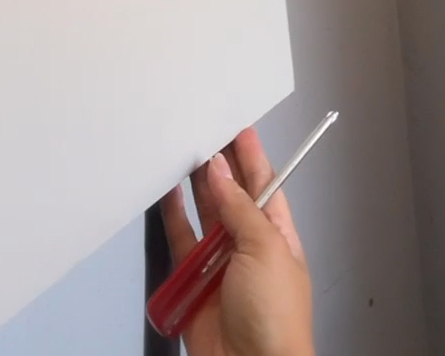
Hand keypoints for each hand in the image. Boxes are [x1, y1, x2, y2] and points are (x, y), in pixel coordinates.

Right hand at [159, 128, 314, 355]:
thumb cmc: (276, 319)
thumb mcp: (264, 249)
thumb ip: (239, 207)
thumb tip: (219, 169)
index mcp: (277, 234)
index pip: (263, 182)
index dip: (250, 153)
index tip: (237, 124)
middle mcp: (249, 244)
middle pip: (231, 192)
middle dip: (219, 162)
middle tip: (203, 129)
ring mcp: (221, 261)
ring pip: (204, 210)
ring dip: (194, 183)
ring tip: (182, 150)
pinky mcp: (194, 278)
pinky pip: (180, 236)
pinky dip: (172, 213)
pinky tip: (166, 190)